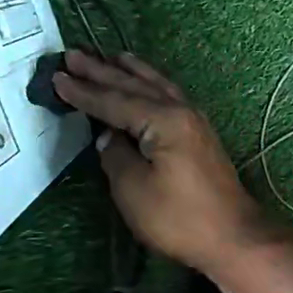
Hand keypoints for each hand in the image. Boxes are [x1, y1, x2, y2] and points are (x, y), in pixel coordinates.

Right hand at [52, 51, 265, 272]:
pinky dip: (151, 83)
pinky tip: (147, 82)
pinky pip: (168, 95)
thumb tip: (108, 135)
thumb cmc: (179, 218)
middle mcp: (179, 111)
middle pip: (134, 85)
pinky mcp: (198, 134)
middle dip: (101, 71)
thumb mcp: (134, 190)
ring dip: (130, 71)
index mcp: (163, 120)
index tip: (58, 77)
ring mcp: (193, 120)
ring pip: (155, 85)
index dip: (84, 92)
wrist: (234, 238)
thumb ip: (116, 155)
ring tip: (111, 56)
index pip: (114, 101)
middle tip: (73, 54)